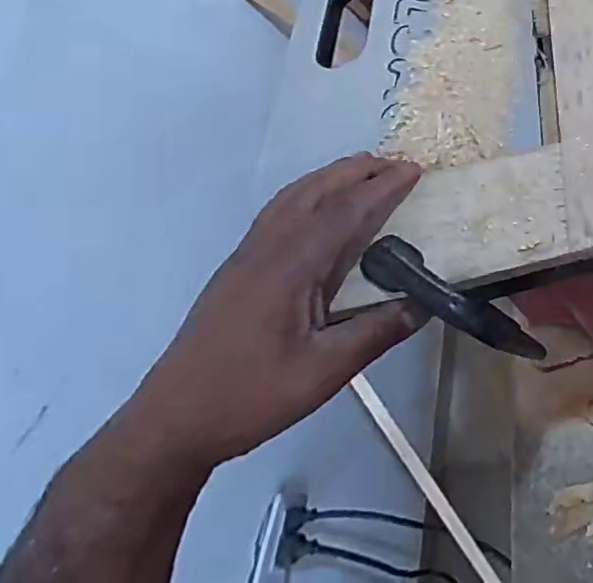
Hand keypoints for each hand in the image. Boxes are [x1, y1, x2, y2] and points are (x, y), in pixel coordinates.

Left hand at [117, 153, 428, 469]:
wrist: (166, 430)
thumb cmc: (248, 398)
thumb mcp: (324, 372)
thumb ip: (378, 332)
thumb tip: (426, 303)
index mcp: (288, 271)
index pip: (341, 213)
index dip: (381, 188)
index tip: (415, 170)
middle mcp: (264, 255)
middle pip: (312, 194)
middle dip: (356, 171)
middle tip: (399, 162)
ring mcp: (245, 262)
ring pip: (290, 200)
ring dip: (329, 178)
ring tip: (365, 171)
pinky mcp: (237, 273)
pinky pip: (277, 214)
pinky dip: (308, 194)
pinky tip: (321, 206)